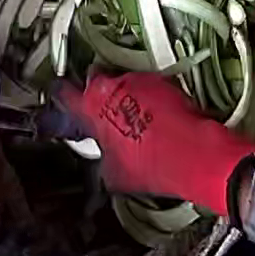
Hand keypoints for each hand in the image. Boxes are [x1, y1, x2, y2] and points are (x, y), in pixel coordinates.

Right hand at [59, 71, 254, 217]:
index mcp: (91, 107)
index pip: (63, 92)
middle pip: (93, 80)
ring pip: (121, 81)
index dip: (58, 95)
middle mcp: (111, 86)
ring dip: (123, 95)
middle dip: (95, 93)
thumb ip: (101, 161)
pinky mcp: (162, 81)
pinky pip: (146, 85)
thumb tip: (103, 164)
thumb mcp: (114, 175)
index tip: (58, 96)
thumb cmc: (152, 164)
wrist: (197, 154)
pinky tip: (155, 118)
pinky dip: (147, 96)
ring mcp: (138, 80)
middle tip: (101, 113)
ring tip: (133, 118)